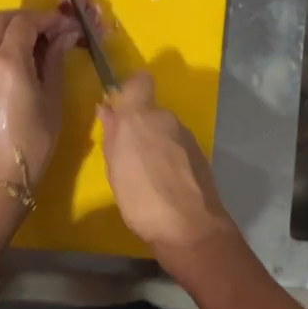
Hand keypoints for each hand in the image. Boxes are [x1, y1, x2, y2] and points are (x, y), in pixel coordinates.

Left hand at [0, 9, 80, 188]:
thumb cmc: (33, 140)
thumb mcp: (52, 99)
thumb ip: (55, 60)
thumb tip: (65, 34)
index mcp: (8, 61)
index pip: (25, 23)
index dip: (48, 19)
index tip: (67, 25)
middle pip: (1, 19)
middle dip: (26, 18)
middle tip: (50, 29)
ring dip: (8, 26)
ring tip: (32, 40)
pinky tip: (17, 55)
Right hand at [99, 73, 234, 253]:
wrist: (189, 227)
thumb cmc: (140, 197)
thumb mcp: (114, 166)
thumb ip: (112, 132)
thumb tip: (107, 108)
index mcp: (141, 115)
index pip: (140, 80)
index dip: (130, 90)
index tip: (120, 109)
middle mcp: (167, 118)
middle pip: (151, 111)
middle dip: (139, 126)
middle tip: (126, 155)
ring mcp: (187, 136)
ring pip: (165, 130)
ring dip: (155, 144)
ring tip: (145, 175)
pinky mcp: (200, 155)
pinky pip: (177, 147)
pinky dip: (169, 158)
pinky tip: (164, 183)